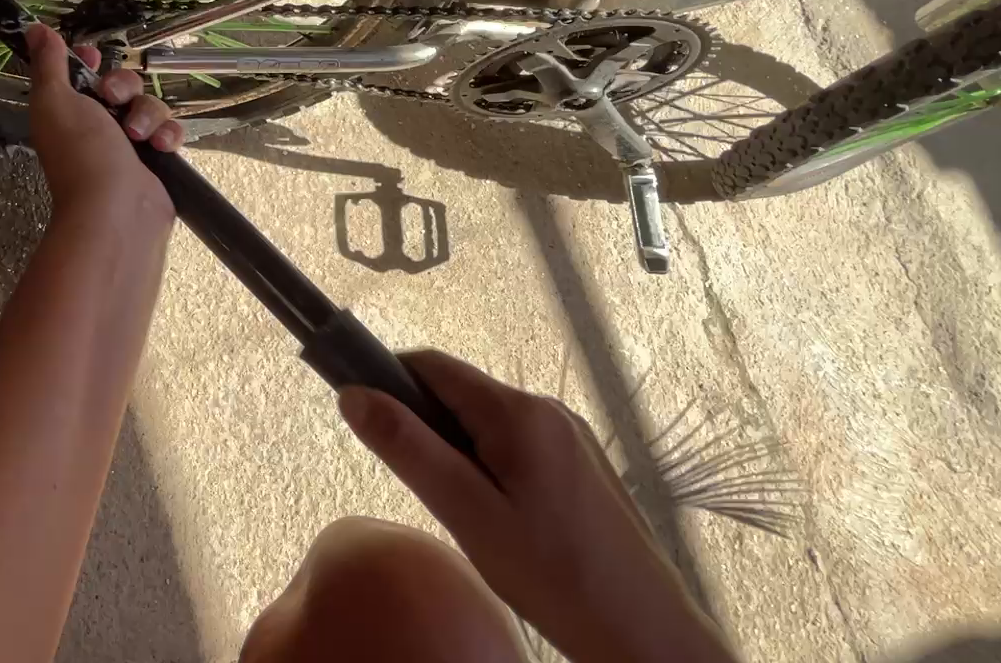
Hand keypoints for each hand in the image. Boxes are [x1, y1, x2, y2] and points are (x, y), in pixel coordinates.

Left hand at [25, 23, 183, 225]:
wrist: (115, 210)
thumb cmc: (81, 153)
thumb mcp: (55, 101)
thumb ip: (48, 64)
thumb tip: (34, 30)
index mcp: (68, 111)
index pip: (81, 74)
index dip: (89, 61)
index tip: (92, 56)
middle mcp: (98, 126)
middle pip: (122, 84)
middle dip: (124, 86)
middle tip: (115, 100)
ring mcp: (129, 144)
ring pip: (150, 105)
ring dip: (147, 115)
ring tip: (139, 137)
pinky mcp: (156, 158)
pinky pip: (170, 130)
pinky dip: (168, 135)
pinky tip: (161, 147)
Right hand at [338, 352, 736, 662]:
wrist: (649, 638)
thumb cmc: (551, 575)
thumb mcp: (466, 513)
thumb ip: (407, 448)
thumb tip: (352, 393)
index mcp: (517, 411)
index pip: (431, 366)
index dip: (390, 381)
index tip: (371, 424)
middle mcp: (545, 408)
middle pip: (458, 392)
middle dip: (426, 425)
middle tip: (427, 488)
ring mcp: (568, 434)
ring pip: (484, 420)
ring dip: (457, 448)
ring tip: (465, 512)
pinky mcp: (580, 461)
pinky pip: (513, 442)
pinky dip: (487, 463)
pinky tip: (500, 516)